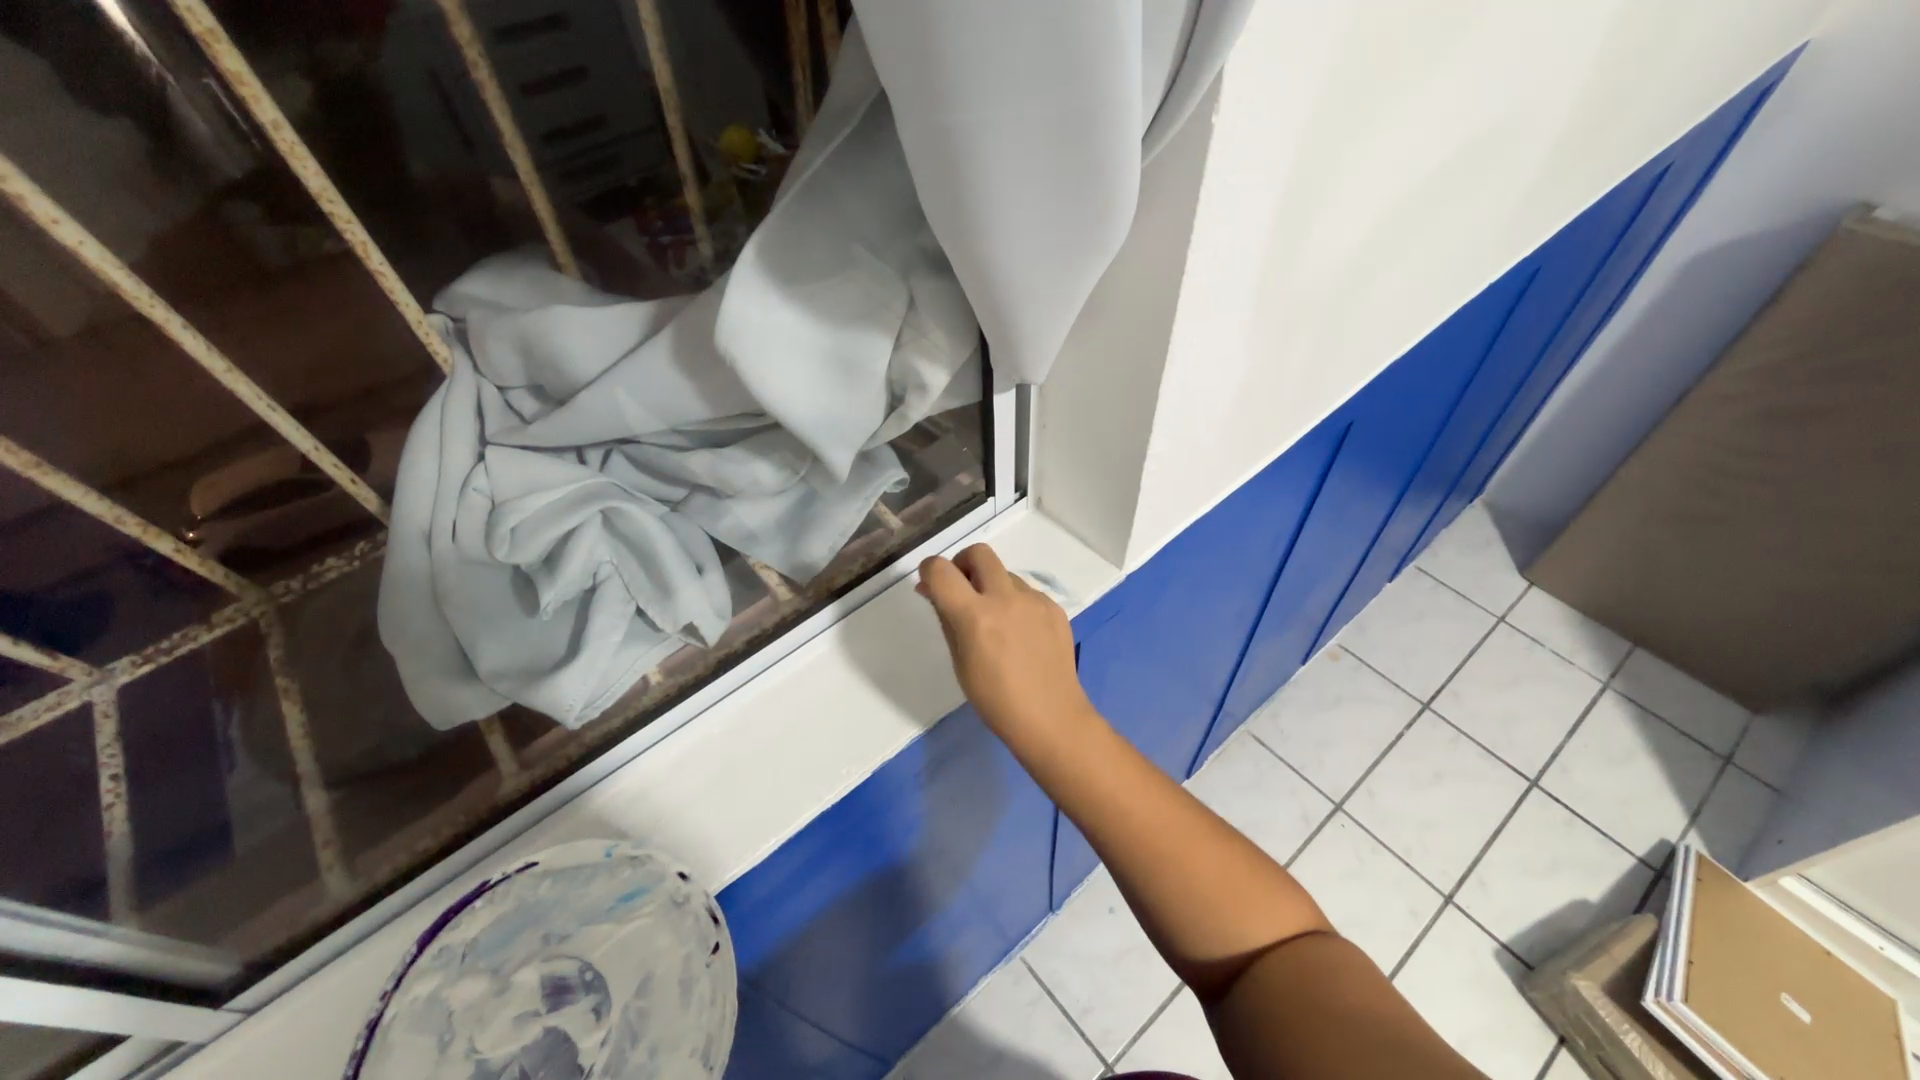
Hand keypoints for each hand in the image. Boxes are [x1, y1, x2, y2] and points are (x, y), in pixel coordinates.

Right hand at [917, 544, 1093, 740]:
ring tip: (995, 622)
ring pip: (1005, 573)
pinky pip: (1027, 592)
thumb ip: (946, 619)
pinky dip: (1015, 603)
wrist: (1051, 717)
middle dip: (963, 563)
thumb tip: (933, 590)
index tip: (931, 584)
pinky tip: (1020, 635)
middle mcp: (1006, 598)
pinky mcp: (1054, 608)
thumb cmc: (995, 700)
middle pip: (978, 552)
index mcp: (975, 616)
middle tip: (961, 590)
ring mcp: (1035, 600)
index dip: (929, 571)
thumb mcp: (960, 662)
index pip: (940, 569)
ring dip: (992, 586)